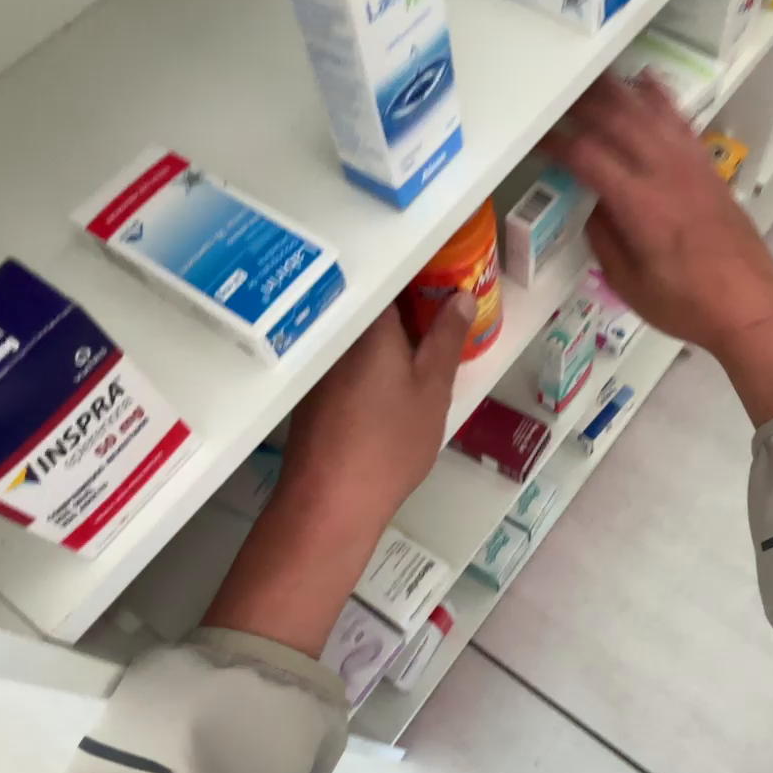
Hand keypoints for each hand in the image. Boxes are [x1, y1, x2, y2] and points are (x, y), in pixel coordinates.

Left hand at [282, 295, 473, 521]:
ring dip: (390, 333)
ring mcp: (319, 363)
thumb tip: (461, 296)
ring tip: (424, 346)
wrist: (331, 501)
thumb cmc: (390, 443)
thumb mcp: (433, 389)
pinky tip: (389, 380)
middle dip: (410, 305)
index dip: (424, 272)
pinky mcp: (312, 389)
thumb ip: (447, 339)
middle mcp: (337, 334)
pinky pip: (346, 357)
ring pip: (360, 332)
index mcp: (369, 324)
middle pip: (375, 304)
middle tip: (446, 316)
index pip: (395, 276)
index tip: (451, 276)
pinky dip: (369, 358)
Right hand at [540, 74, 772, 361]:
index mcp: (638, 204)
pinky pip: (679, 120)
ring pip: (648, 111)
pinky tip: (645, 82)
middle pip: (616, 120)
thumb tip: (594, 208)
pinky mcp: (707, 167)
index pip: (587, 157)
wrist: (750, 304)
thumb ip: (605, 240)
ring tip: (589, 77)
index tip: (535, 140)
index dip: (556, 144)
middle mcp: (663, 172)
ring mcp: (690, 164)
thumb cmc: (686, 304)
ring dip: (616, 91)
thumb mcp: (629, 285)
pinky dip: (659, 97)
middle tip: (554, 95)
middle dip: (581, 104)